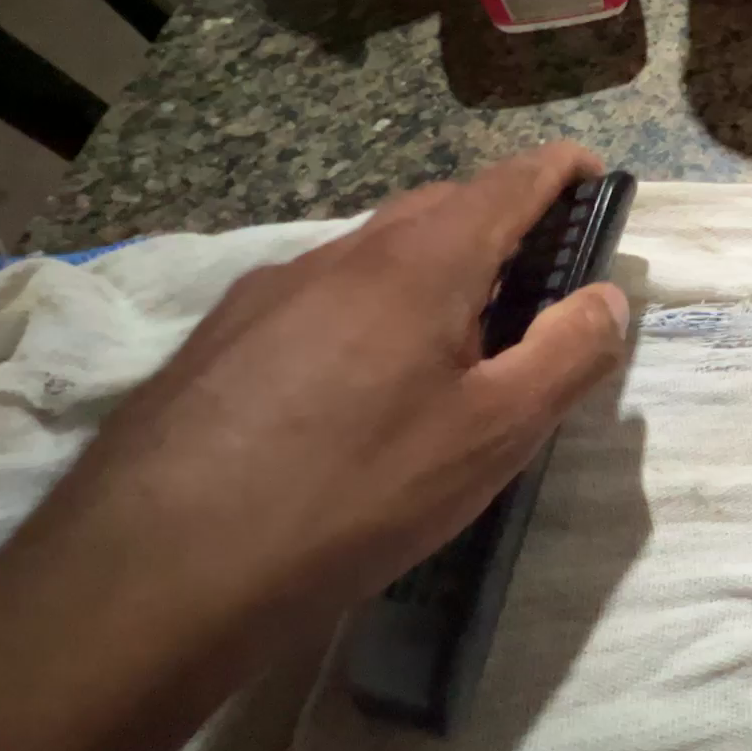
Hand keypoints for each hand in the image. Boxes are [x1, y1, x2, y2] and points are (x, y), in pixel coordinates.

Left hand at [89, 141, 631, 608]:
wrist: (144, 582)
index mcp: (420, 264)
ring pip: (380, 248)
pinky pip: (328, 289)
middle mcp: (344, 254)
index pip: (507, 183)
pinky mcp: (225, 336)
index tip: (592, 169)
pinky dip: (379, 301)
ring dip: (441, 263)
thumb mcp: (497, 431)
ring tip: (462, 335)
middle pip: (443, 205)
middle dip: (504, 216)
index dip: (558, 168)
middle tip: (542, 272)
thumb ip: (570, 353)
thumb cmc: (355, 492)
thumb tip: (607, 297)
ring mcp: (272, 290)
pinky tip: (369, 378)